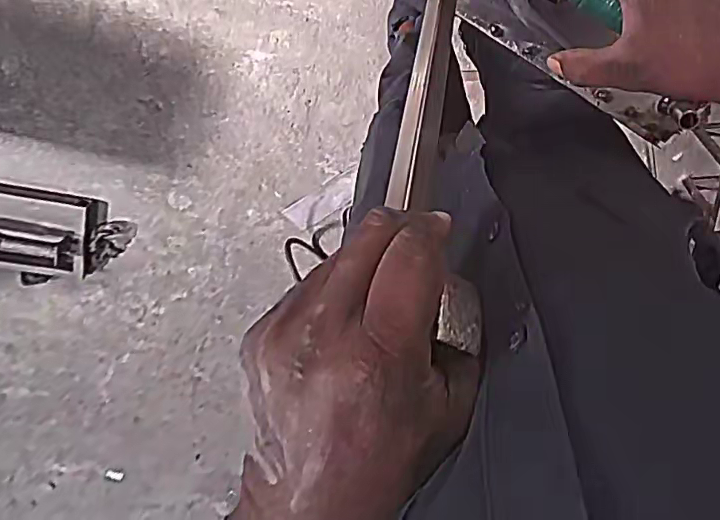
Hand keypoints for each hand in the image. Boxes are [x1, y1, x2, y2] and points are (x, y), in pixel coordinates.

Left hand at [236, 209, 479, 519]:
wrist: (306, 504)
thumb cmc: (376, 461)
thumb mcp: (447, 401)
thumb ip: (456, 328)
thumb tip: (446, 271)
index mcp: (378, 355)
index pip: (409, 252)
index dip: (431, 230)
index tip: (439, 228)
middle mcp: (324, 335)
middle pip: (370, 233)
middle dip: (402, 229)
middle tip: (417, 242)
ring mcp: (285, 330)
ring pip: (342, 249)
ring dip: (370, 257)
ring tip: (379, 296)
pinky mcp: (262, 330)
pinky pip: (313, 276)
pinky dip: (338, 282)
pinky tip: (347, 316)